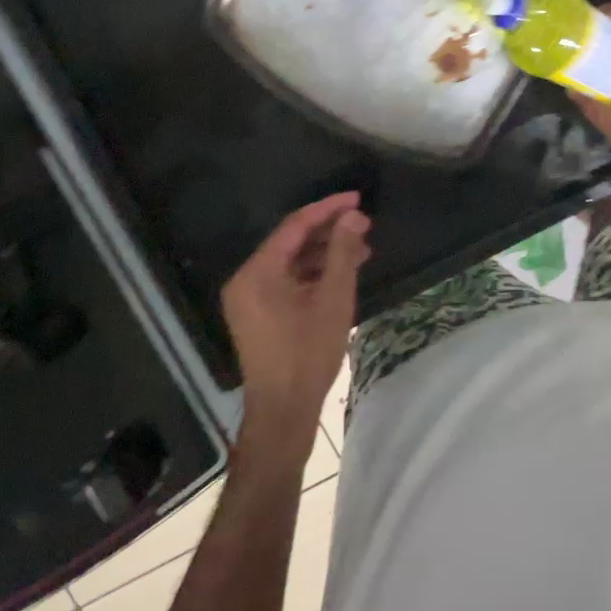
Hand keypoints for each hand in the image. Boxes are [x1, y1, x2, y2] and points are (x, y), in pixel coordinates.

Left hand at [221, 192, 370, 451]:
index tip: (357, 199)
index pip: (294, 226)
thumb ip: (342, 253)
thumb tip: (352, 216)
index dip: (327, 209)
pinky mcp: (257, 314)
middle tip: (364, 225)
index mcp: (257, 272)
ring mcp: (249, 298)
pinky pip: (286, 282)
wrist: (283, 411)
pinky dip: (312, 275)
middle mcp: (246, 279)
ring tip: (361, 248)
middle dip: (328, 232)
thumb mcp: (333, 300)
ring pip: (290, 263)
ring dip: (323, 254)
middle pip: (290, 243)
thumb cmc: (308, 354)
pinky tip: (341, 273)